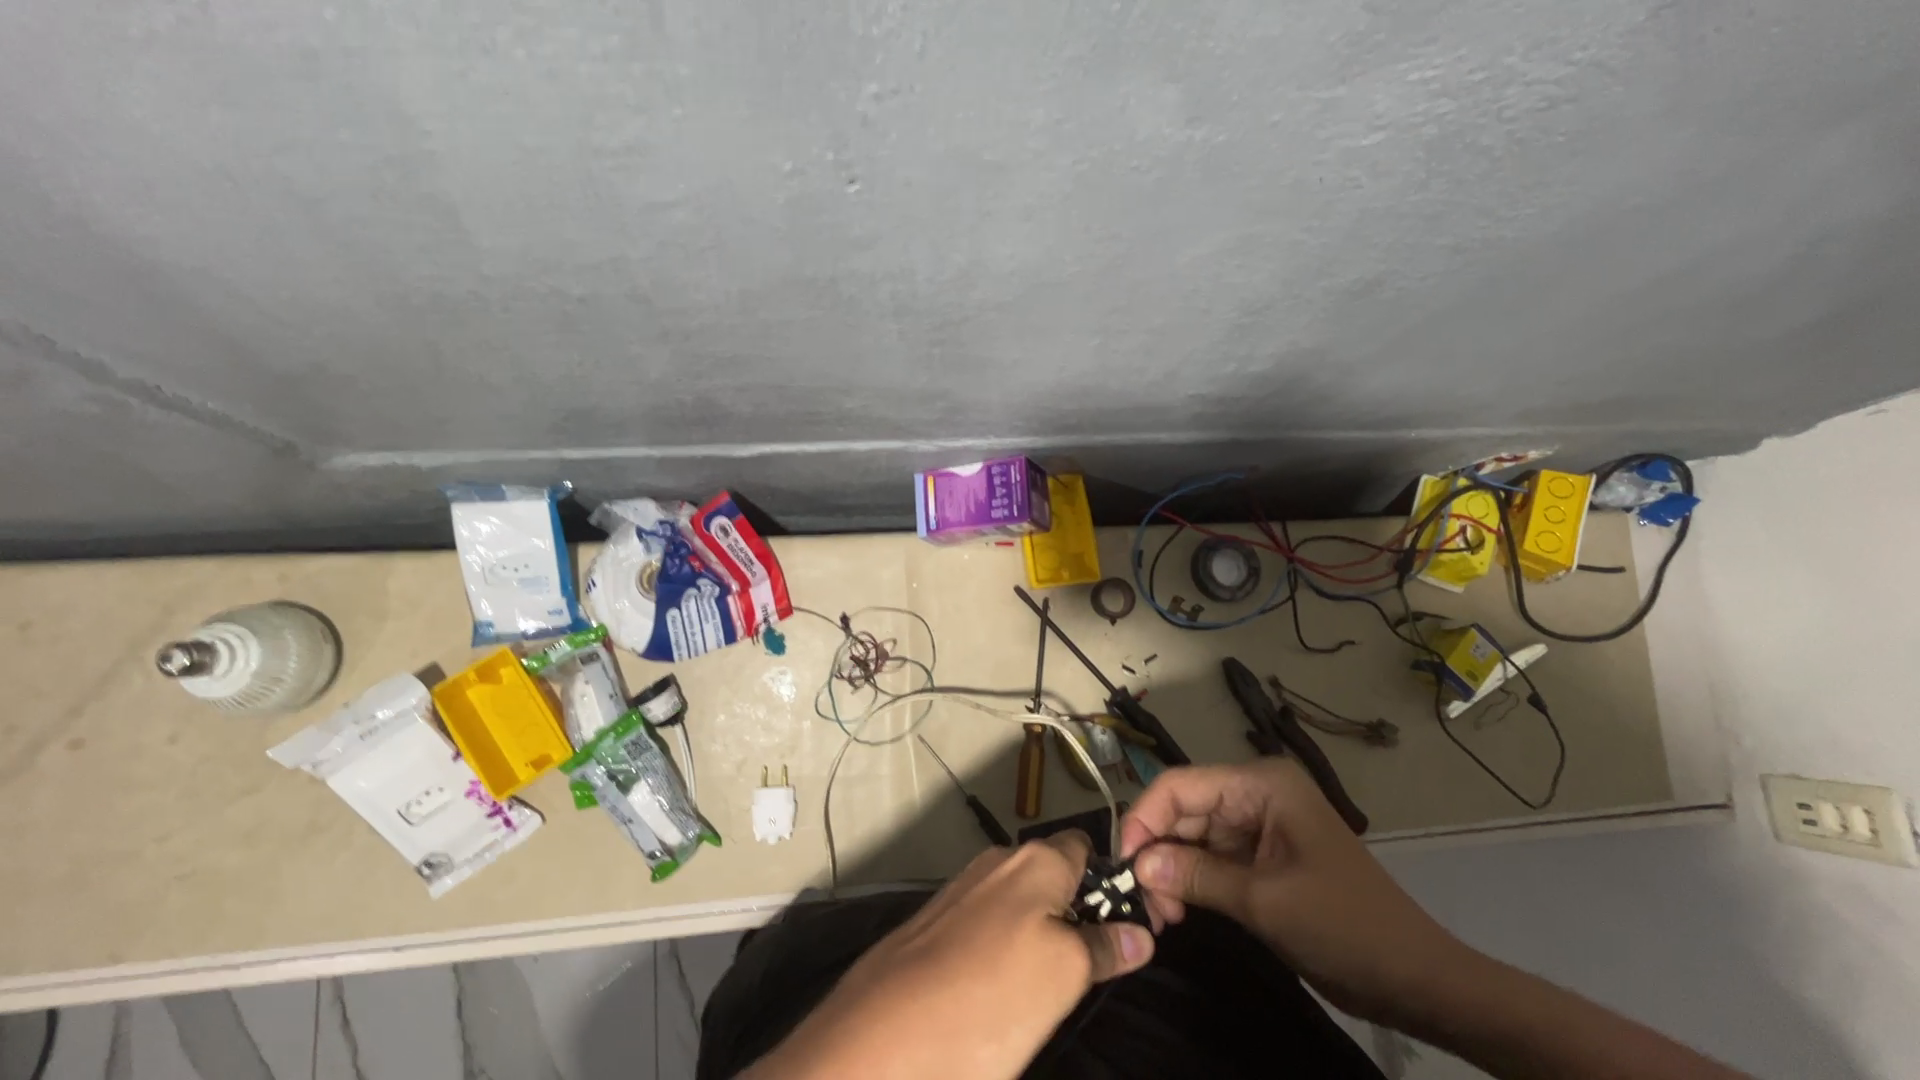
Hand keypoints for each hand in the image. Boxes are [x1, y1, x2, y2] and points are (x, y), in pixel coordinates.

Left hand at [744, 831, 1154, 1079]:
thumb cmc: (991, 995)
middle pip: (1052, 880)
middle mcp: (993, 864)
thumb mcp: (1065, 975)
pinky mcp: (930, 930)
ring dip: (1039, 940)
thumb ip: (1103, 947)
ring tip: (1048, 994)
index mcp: (1033, 860)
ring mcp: (957, 896)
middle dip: (1076, 916)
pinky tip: (999, 997)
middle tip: (1093, 970)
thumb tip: (1138, 934)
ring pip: (1018, 910)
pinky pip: (985, 932)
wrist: (881, 1037)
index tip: (1130, 928)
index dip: (1111, 883)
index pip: (1085, 848)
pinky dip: (1001, 956)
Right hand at [1119, 758, 1472, 1026]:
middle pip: (1183, 809)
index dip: (1145, 818)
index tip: (1123, 865)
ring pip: (1190, 837)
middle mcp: (1256, 795)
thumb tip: (1138, 865)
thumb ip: (1196, 876)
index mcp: (1263, 785)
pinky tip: (1177, 912)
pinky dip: (1188, 882)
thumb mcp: (1264, 900)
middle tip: (1142, 904)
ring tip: (1161, 916)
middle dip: (1157, 851)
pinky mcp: (1260, 859)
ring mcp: (1258, 827)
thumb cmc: (1344, 926)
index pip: (1180, 784)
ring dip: (1169, 872)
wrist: (1412, 977)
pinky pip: (1209, 859)